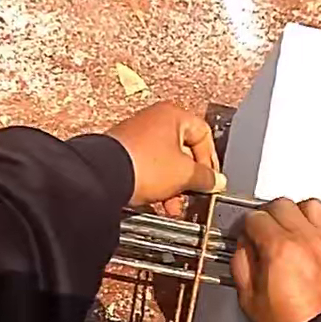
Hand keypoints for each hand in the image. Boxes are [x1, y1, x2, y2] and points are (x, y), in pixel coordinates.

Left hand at [105, 102, 224, 210]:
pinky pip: (147, 168)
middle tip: (192, 194)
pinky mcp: (123, 153)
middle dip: (189, 179)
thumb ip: (206, 177)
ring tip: (172, 206)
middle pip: (183, 151)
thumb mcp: (185, 174)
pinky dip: (156, 185)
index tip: (210, 179)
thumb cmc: (145, 165)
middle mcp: (154, 120)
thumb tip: (216, 181)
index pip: (203, 134)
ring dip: (173, 187)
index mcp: (172, 115)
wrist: (104, 177)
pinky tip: (157, 203)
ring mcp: (136, 136)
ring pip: (165, 163)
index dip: (210, 159)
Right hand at [231, 198, 320, 321]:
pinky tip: (318, 233)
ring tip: (292, 226)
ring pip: (313, 205)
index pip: (256, 218)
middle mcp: (306, 239)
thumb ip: (241, 264)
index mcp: (279, 248)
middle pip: (282, 204)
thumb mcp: (249, 298)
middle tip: (264, 229)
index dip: (246, 226)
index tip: (245, 234)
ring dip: (298, 212)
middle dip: (268, 214)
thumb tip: (243, 245)